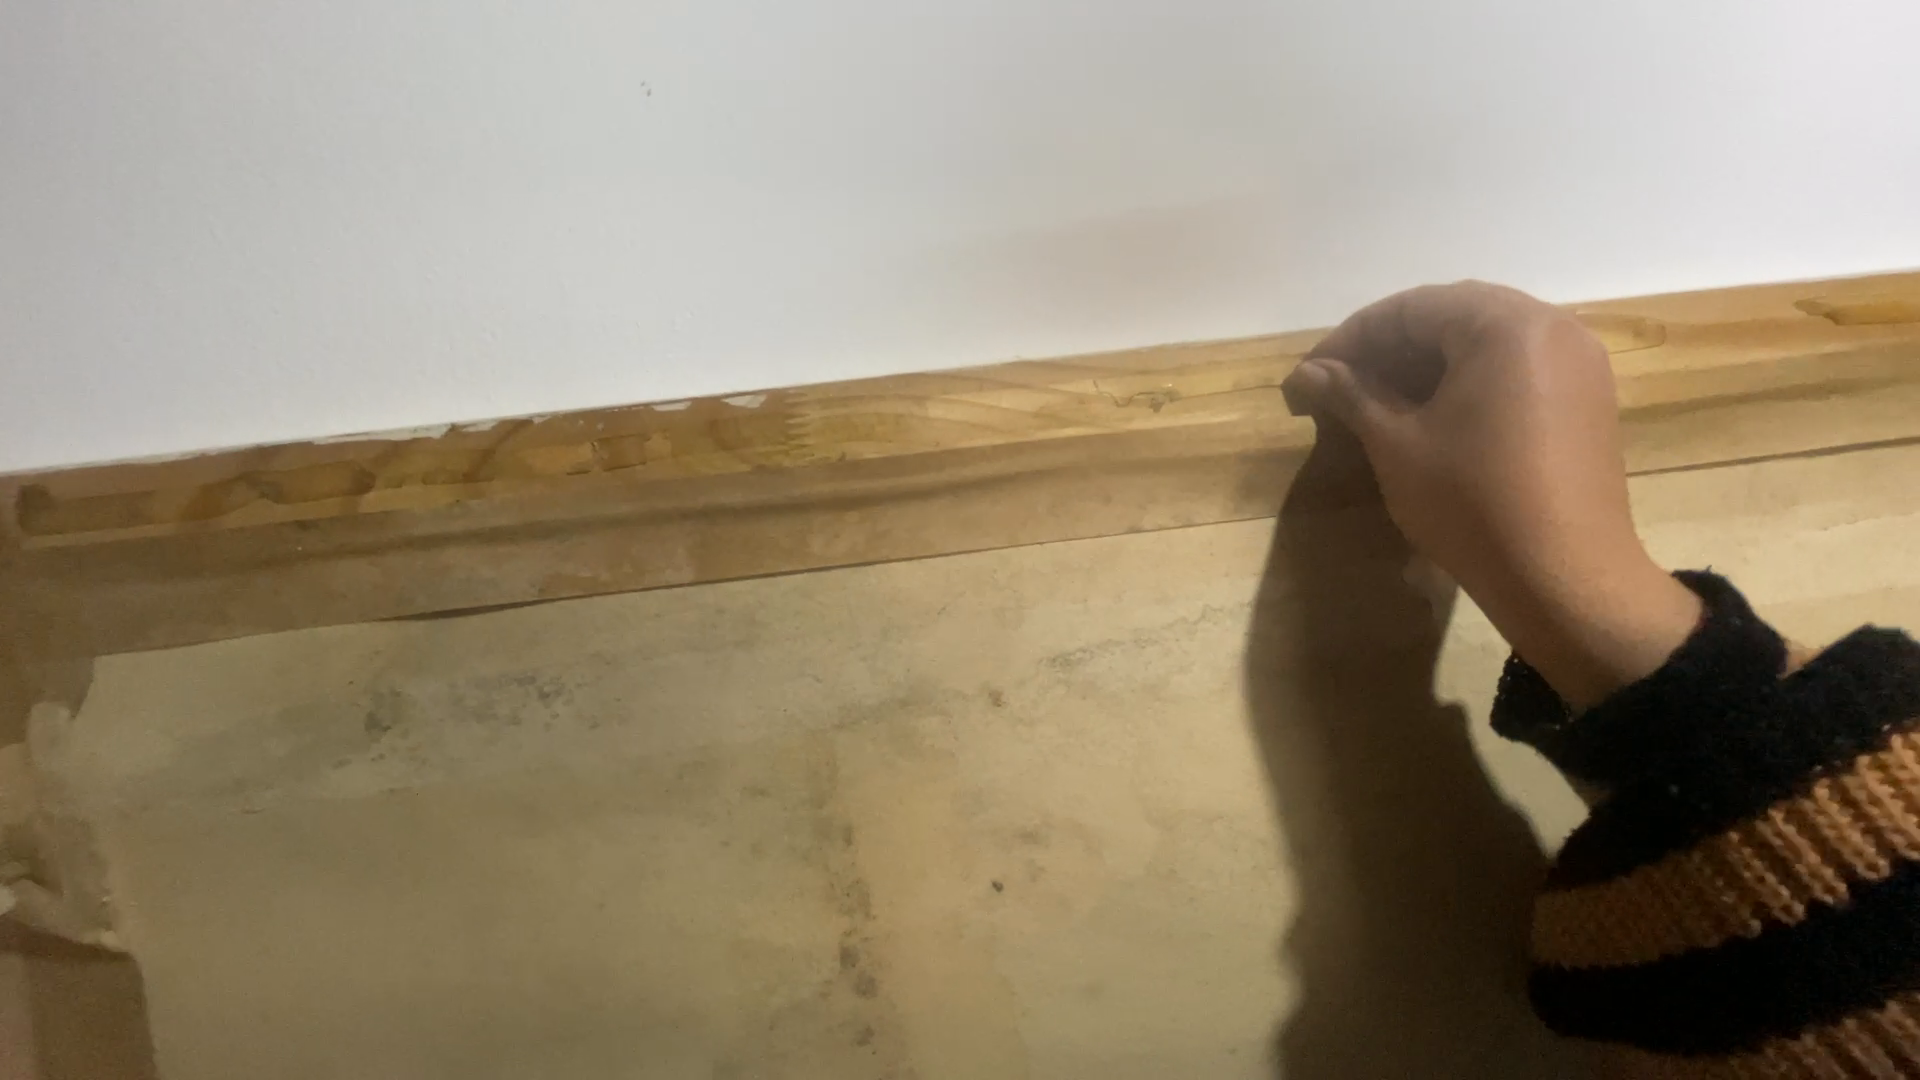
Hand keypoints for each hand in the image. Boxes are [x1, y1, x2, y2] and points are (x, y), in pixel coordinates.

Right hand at [1281, 282, 1700, 708]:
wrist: (1561, 574)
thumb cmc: (1468, 500)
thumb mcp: (1394, 442)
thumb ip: (1350, 393)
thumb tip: (1306, 371)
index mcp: (1506, 326)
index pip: (1411, 307)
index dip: (1351, 338)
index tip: (1311, 375)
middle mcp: (1552, 328)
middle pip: (1450, 317)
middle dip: (1386, 349)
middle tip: (1338, 388)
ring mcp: (1577, 363)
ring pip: (1481, 342)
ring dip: (1421, 365)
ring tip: (1375, 404)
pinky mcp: (1583, 399)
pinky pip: (1511, 369)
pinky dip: (1461, 381)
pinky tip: (1427, 417)